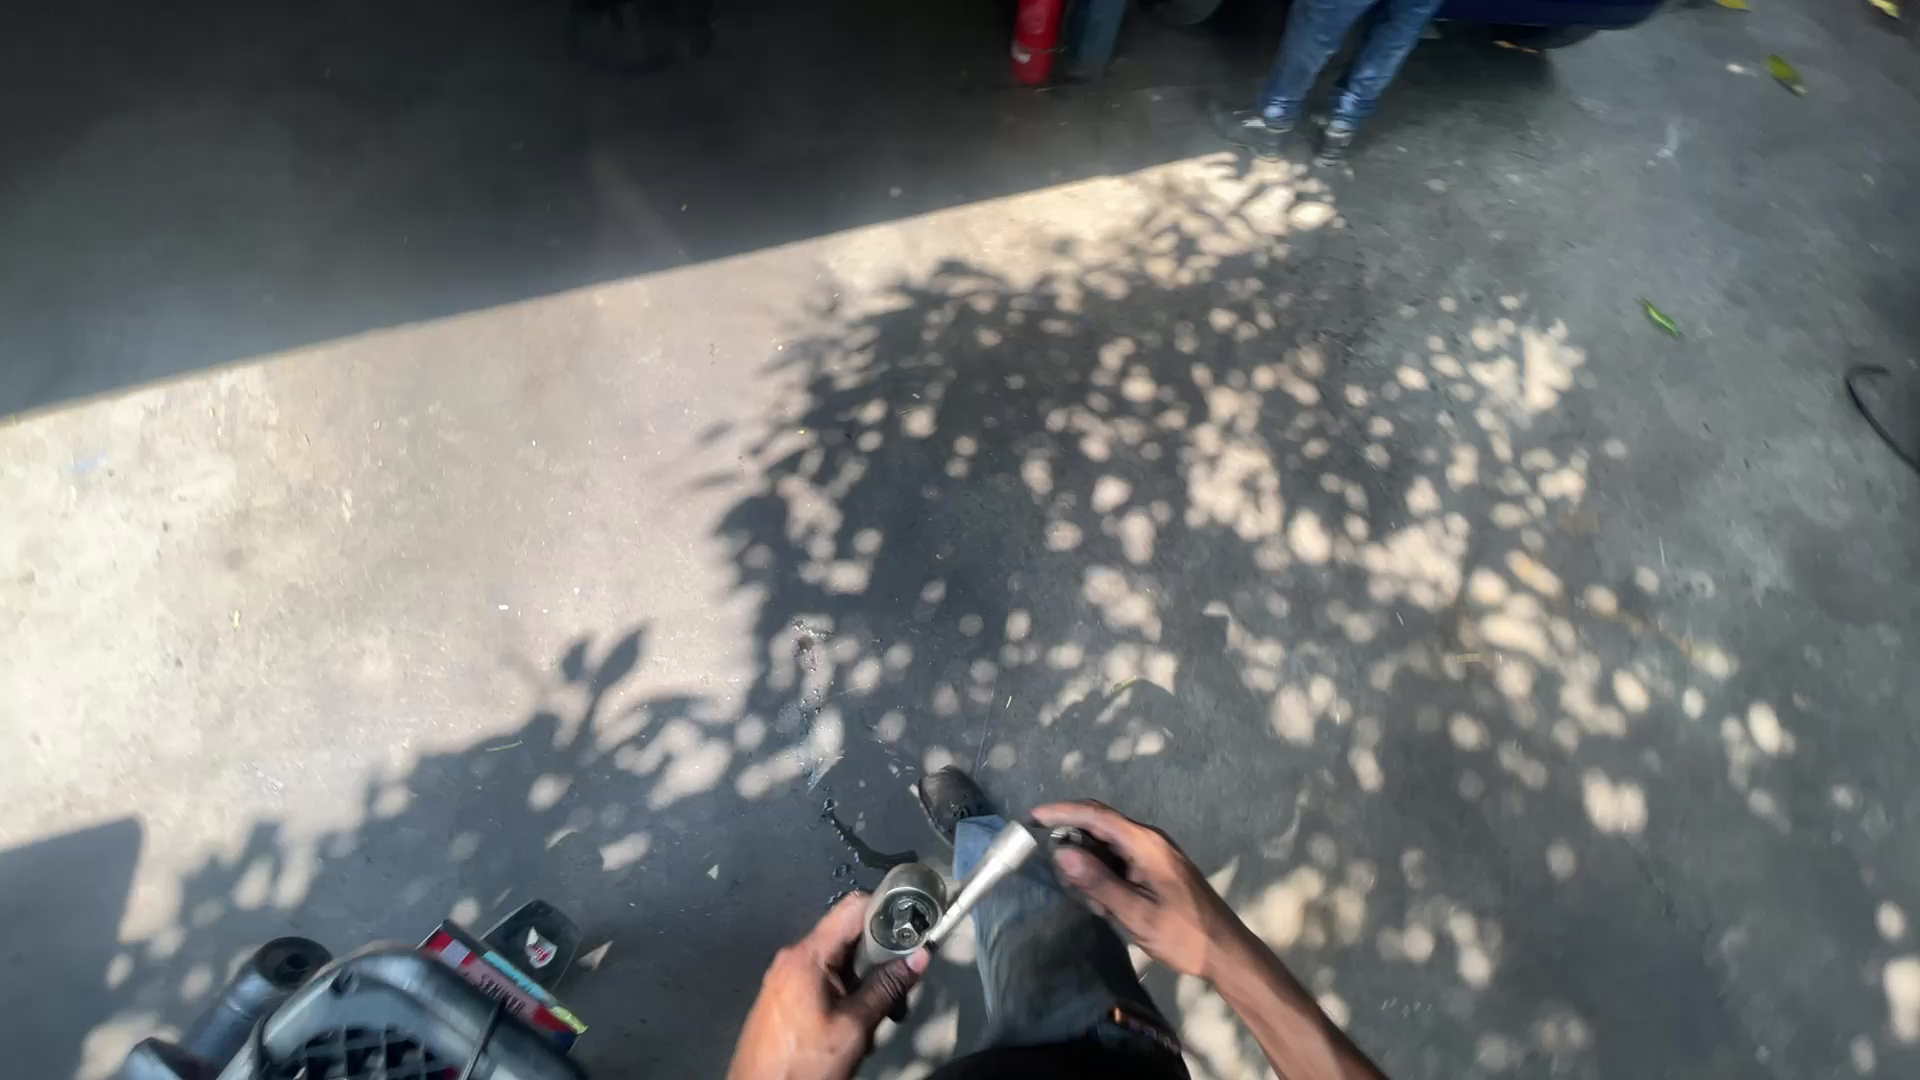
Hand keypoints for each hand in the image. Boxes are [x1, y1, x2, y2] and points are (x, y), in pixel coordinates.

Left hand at [725, 892, 929, 1079]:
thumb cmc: (801, 1068)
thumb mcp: (853, 1029)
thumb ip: (887, 988)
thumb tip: (920, 956)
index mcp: (808, 955)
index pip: (854, 906)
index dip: (886, 909)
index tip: (910, 927)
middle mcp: (793, 956)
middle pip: (846, 933)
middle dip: (878, 954)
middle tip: (900, 981)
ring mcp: (784, 976)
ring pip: (836, 958)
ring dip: (863, 976)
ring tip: (881, 1010)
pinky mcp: (782, 995)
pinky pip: (820, 976)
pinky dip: (844, 988)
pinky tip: (855, 1019)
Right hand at [1032, 799, 1248, 980]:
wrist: (1227, 953)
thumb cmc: (1183, 935)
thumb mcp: (1137, 914)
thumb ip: (1099, 882)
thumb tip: (1062, 852)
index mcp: (1145, 843)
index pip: (1096, 815)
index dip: (1062, 812)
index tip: (1033, 817)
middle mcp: (1148, 838)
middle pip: (1100, 821)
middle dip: (1071, 832)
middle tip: (1047, 854)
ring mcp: (1153, 851)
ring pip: (1108, 840)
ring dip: (1088, 858)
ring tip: (1079, 889)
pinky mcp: (1155, 865)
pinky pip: (1120, 854)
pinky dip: (1103, 869)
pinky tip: (1100, 896)